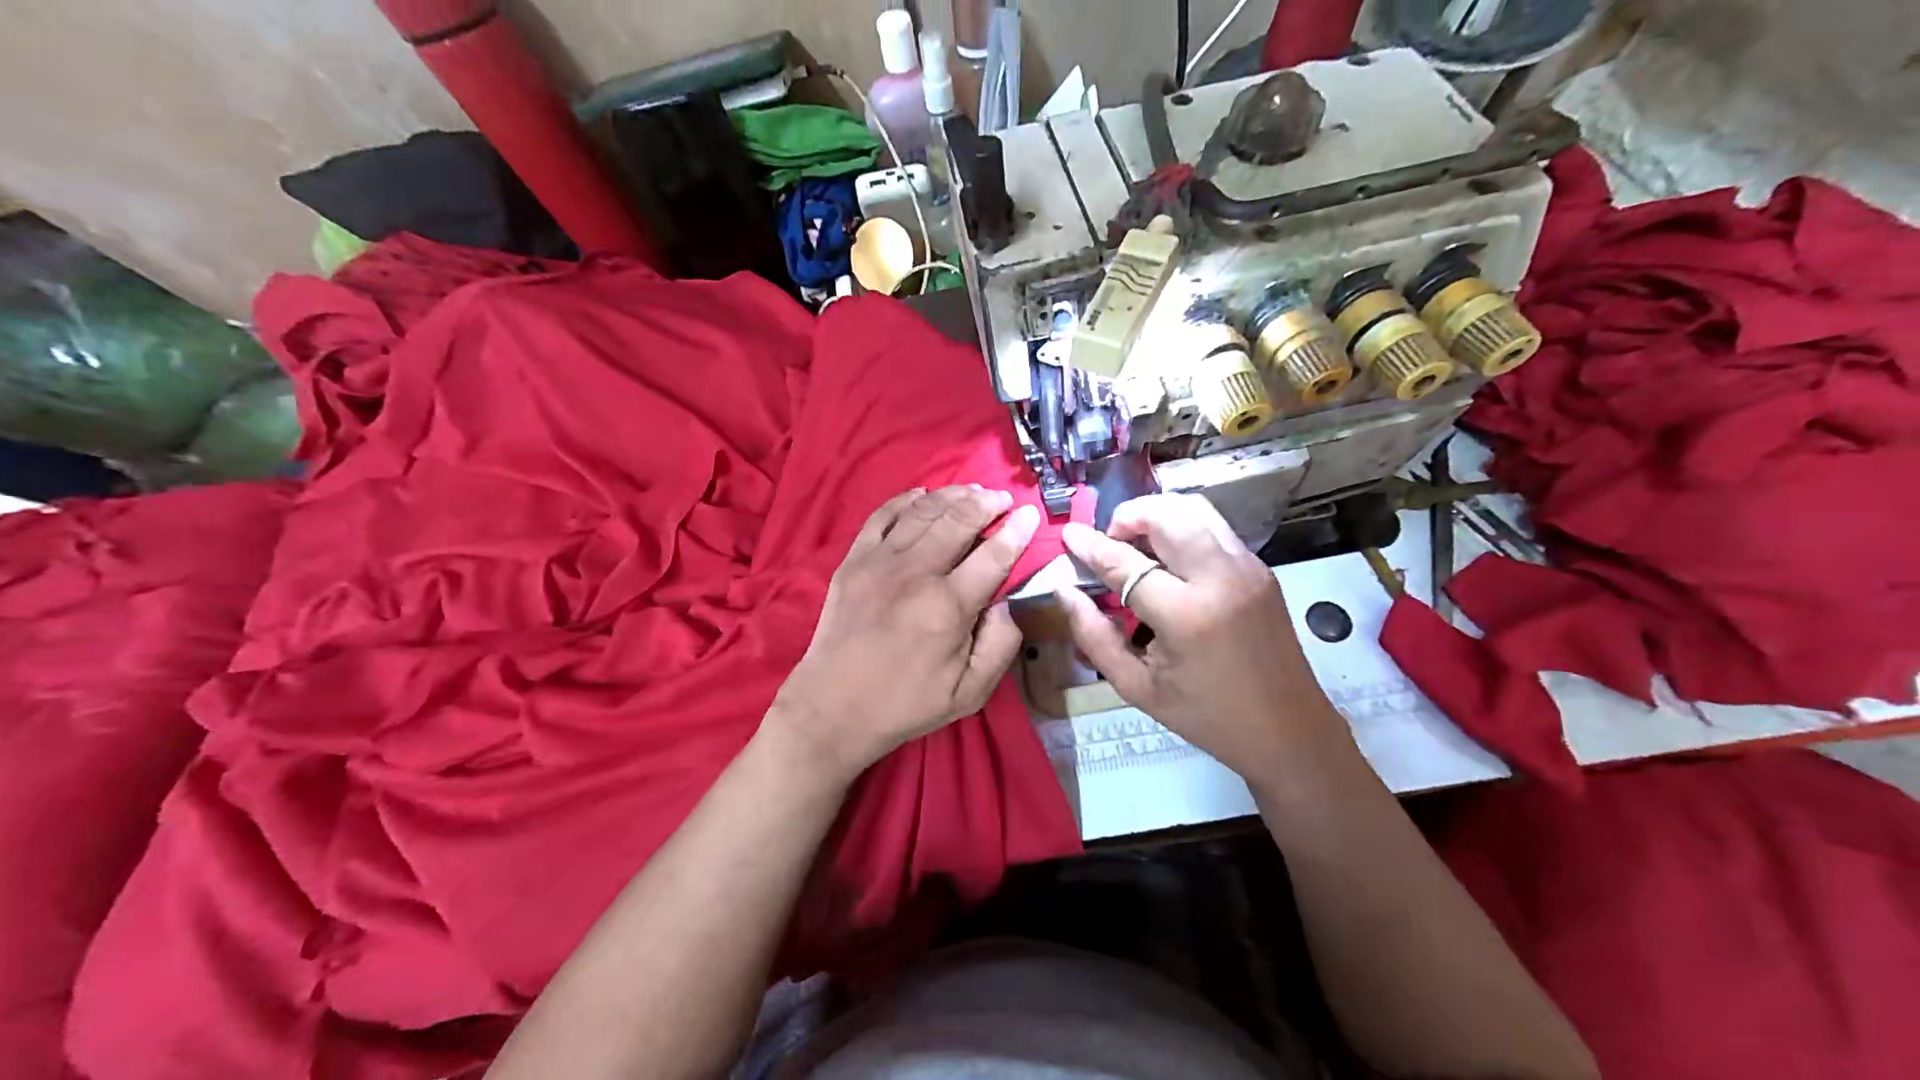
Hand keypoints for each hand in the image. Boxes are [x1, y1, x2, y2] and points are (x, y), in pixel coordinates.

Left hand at [770, 485, 1040, 781]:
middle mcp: (915, 573)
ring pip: (923, 511)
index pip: (993, 554)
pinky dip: (906, 499)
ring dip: (953, 495)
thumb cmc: (906, 704)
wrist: (834, 707)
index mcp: (948, 607)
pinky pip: (883, 515)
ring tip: (973, 492)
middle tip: (1003, 498)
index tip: (1030, 514)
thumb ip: (1000, 645)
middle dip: (987, 503)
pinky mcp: (853, 560)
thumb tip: (1011, 602)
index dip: (1016, 531)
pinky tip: (923, 495)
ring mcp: (880, 562)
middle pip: (959, 520)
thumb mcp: (969, 692)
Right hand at [1052, 493, 1359, 784]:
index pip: (1127, 563)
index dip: (1091, 546)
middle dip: (1129, 516)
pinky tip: (1169, 561)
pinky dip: (1182, 528)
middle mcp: (1221, 578)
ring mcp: (1247, 567)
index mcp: (1188, 615)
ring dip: (1158, 516)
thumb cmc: (1207, 717)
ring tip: (1138, 546)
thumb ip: (1094, 636)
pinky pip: (1214, 528)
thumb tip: (1065, 591)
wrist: (1289, 730)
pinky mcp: (1261, 568)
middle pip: (1167, 515)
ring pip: (1195, 509)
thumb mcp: (1137, 687)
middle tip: (1110, 542)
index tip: (1069, 535)